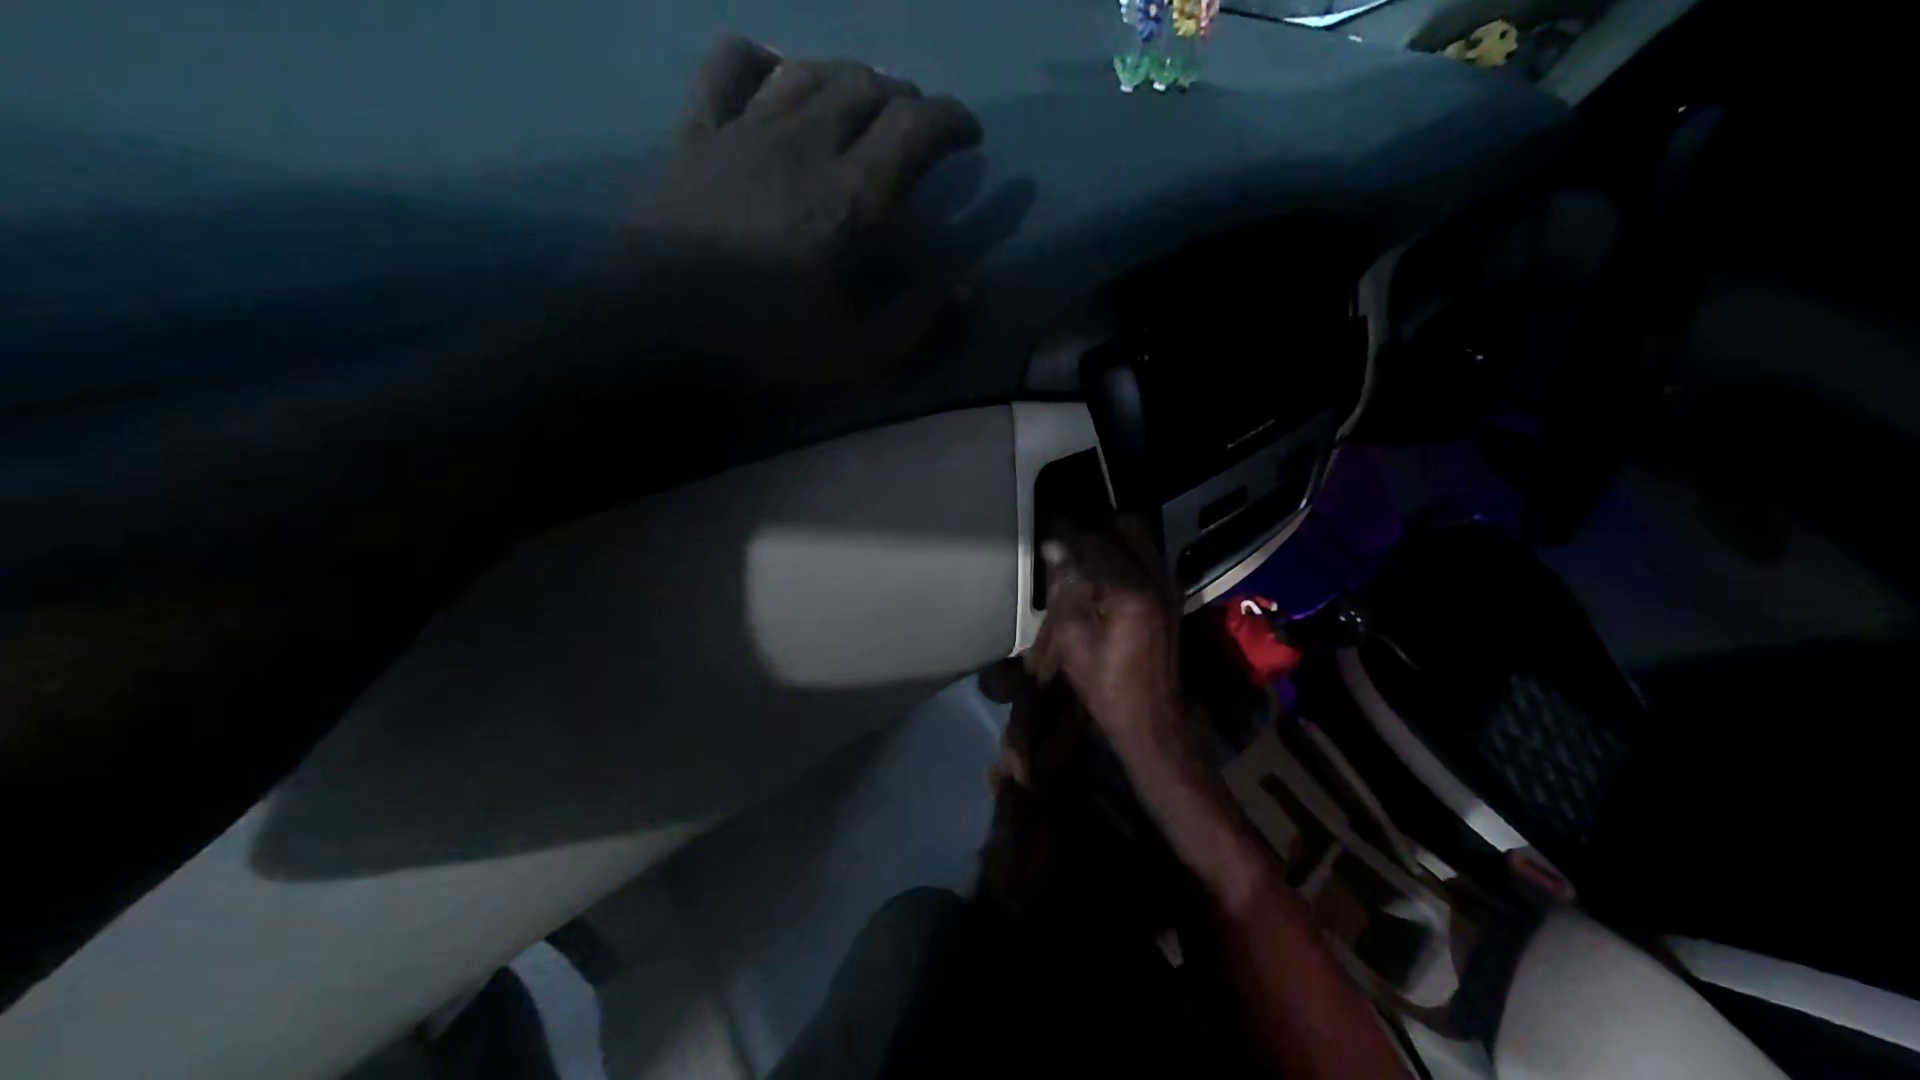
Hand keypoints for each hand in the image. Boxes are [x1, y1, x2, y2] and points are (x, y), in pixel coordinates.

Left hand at [631, 37, 983, 382]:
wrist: (652, 336)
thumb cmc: (761, 347)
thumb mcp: (856, 355)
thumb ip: (916, 320)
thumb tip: (962, 290)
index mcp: (850, 197)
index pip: (917, 126)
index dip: (953, 120)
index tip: (969, 136)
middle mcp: (803, 145)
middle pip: (866, 85)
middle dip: (904, 98)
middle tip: (912, 131)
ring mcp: (743, 131)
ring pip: (808, 69)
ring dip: (845, 78)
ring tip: (856, 107)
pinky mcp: (694, 134)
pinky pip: (727, 66)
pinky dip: (761, 60)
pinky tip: (775, 78)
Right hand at [1027, 525, 1185, 748]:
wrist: (1152, 717)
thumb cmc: (1106, 684)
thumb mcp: (1073, 640)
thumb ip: (1065, 588)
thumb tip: (1054, 548)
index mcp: (1130, 590)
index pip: (1093, 542)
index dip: (1066, 533)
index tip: (1045, 529)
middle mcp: (1156, 577)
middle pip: (1127, 526)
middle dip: (1093, 525)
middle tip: (1066, 536)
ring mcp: (1169, 584)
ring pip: (1141, 537)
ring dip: (1110, 535)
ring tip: (1080, 548)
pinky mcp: (1171, 594)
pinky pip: (1147, 555)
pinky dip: (1124, 550)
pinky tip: (1100, 567)